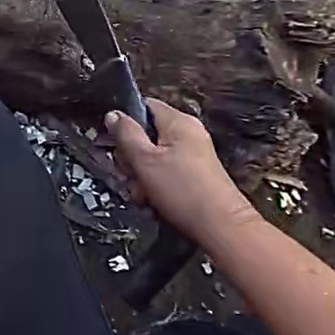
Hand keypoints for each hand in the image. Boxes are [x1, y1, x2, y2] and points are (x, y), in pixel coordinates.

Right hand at [106, 98, 258, 241]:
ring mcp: (192, 154)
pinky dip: (154, 183)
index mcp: (178, 122)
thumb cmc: (183, 191)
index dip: (124, 120)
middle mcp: (187, 134)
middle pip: (145, 133)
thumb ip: (125, 134)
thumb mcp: (144, 160)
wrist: (221, 229)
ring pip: (152, 155)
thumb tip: (113, 115)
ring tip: (141, 191)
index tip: (114, 140)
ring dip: (140, 173)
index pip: (143, 105)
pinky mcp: (194, 174)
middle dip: (131, 154)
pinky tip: (150, 199)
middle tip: (129, 172)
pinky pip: (165, 170)